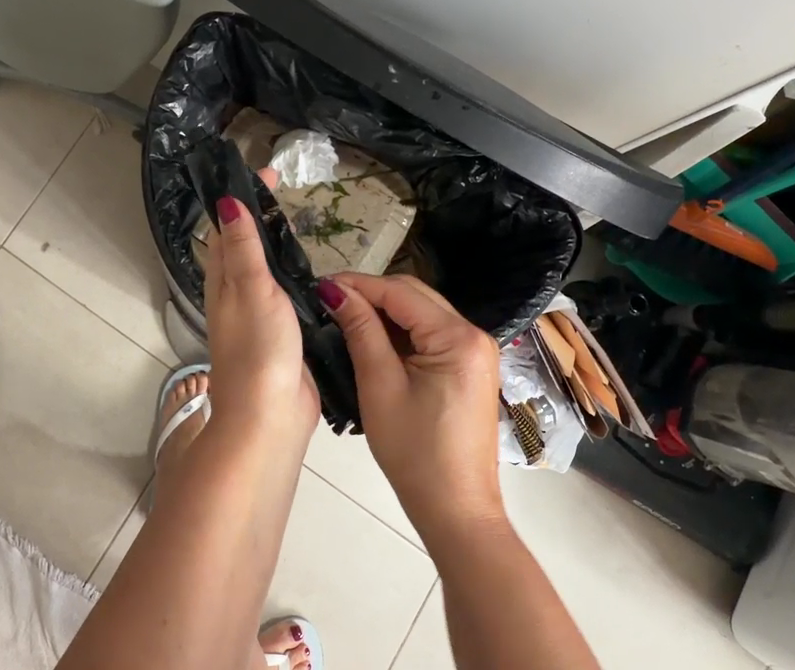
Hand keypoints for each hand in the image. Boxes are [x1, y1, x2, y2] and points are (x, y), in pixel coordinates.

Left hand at [202, 172, 319, 442]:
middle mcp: (236, 294)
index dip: (244, 196)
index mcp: (223, 279)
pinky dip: (294, 278)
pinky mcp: (282, 336)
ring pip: (265, 271)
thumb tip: (226, 202)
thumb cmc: (256, 348)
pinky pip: (286, 296)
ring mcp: (259, 316)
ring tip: (301, 224)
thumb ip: (243, 248)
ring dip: (276, 246)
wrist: (269, 415)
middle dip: (260, 217)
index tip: (268, 170)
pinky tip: (316, 276)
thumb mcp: (251, 289)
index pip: (229, 226)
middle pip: (244, 246)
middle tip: (287, 193)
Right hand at [320, 273, 504, 528]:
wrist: (455, 509)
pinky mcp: (468, 369)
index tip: (319, 285)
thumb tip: (334, 291)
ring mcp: (475, 353)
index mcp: (458, 338)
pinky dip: (399, 332)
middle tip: (328, 301)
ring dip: (383, 312)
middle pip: (414, 295)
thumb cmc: (414, 452)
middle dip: (370, 294)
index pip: (400, 292)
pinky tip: (370, 338)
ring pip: (421, 313)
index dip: (358, 284)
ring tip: (342, 317)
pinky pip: (429, 334)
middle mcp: (474, 336)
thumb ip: (360, 330)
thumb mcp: (379, 385)